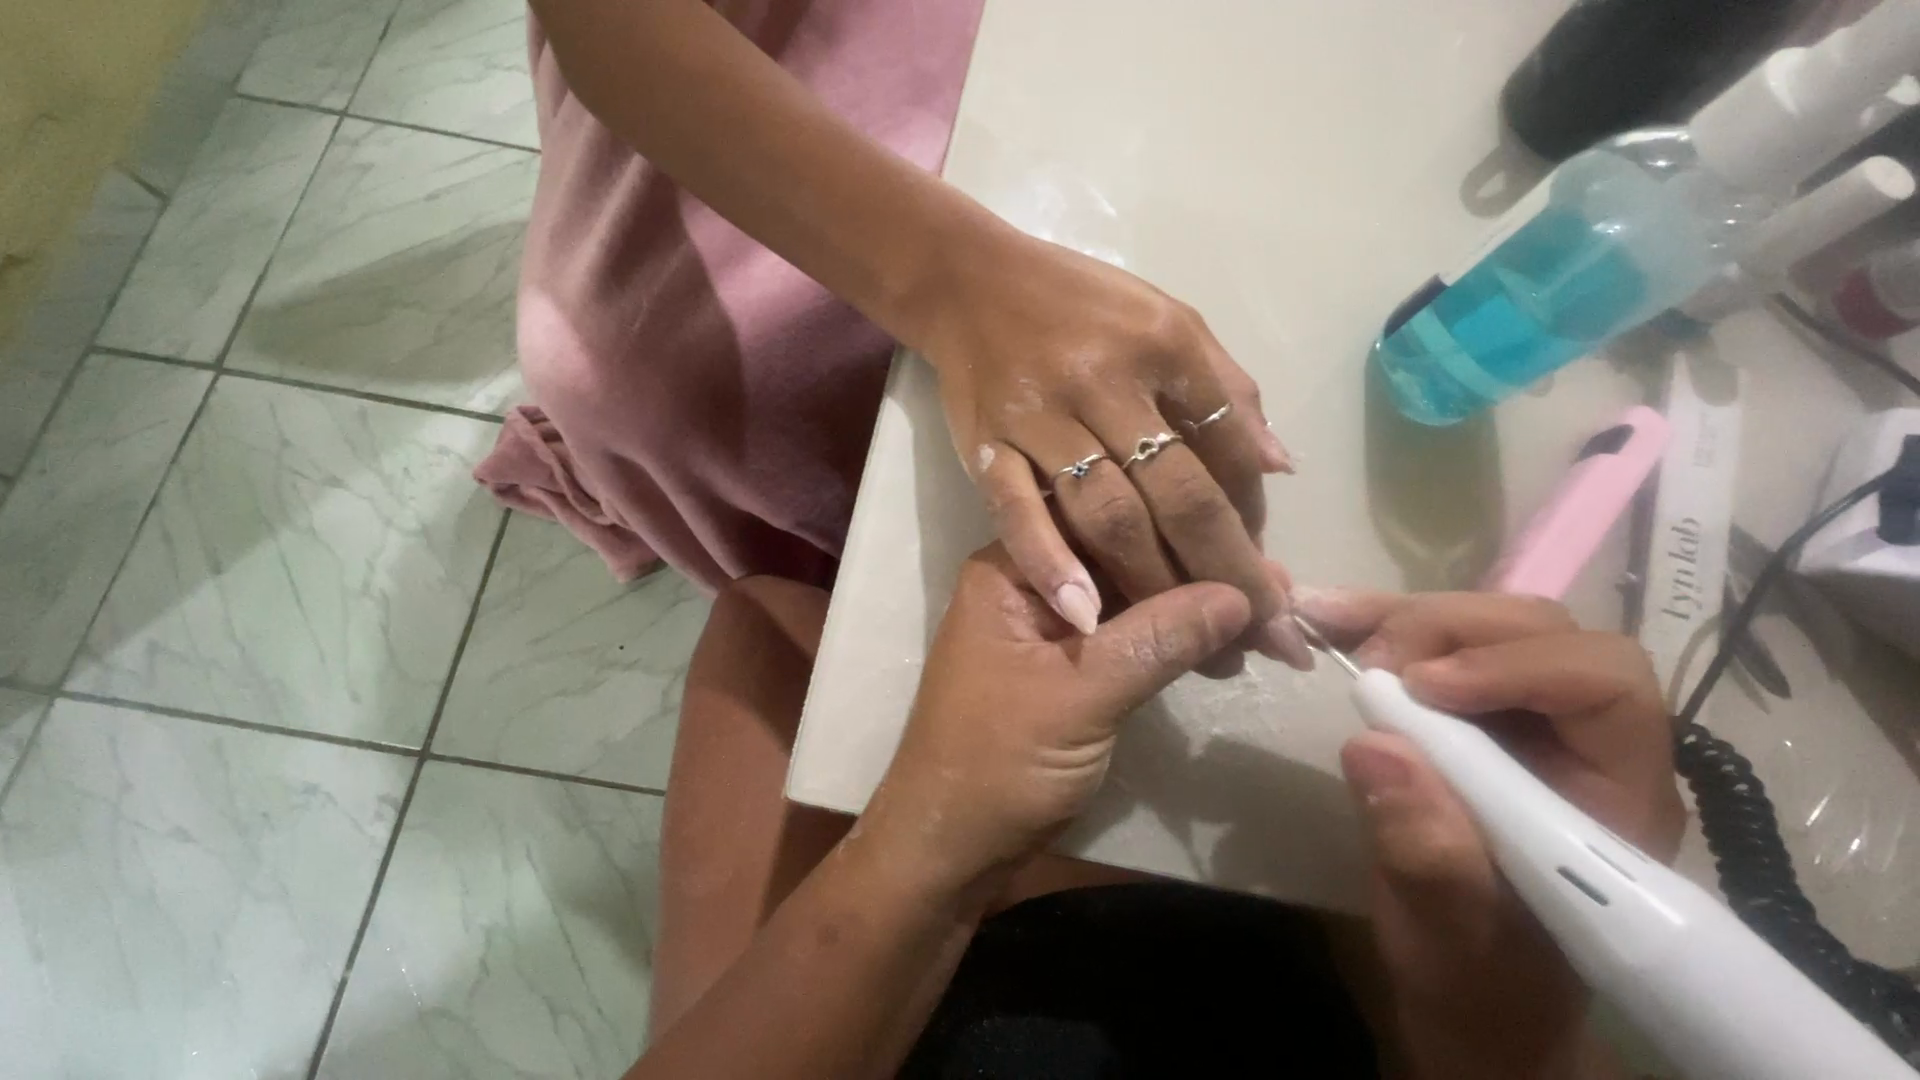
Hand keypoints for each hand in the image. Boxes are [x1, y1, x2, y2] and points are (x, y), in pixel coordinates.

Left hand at [860, 543, 1251, 898]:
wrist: (949, 848)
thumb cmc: (995, 764)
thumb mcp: (1079, 697)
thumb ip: (1157, 640)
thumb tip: (1242, 594)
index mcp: (1012, 566)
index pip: (1102, 517)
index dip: (1178, 526)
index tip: (1254, 546)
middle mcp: (1031, 580)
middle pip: (1123, 554)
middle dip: (1198, 571)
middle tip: (1280, 590)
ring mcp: (1050, 622)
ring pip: (1133, 595)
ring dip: (1195, 607)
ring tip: (1271, 619)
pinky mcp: (1068, 661)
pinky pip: (1129, 633)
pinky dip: (1175, 638)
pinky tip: (1226, 644)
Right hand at [915, 228, 1309, 669]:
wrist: (970, 283)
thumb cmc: (1079, 302)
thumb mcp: (1168, 321)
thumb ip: (1224, 389)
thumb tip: (1276, 466)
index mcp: (1161, 346)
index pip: (1224, 450)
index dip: (1256, 523)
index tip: (1276, 584)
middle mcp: (1102, 382)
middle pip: (1177, 494)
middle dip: (1229, 574)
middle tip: (1266, 643)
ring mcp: (1040, 418)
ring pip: (1106, 514)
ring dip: (1157, 586)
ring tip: (1199, 652)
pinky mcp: (987, 446)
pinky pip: (1017, 511)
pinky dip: (1050, 563)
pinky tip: (1085, 618)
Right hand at [1298, 588, 1685, 1079]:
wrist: (1467, 989)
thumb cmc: (1475, 976)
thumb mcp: (1448, 934)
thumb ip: (1428, 853)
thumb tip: (1374, 747)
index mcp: (1613, 794)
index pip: (1606, 685)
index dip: (1517, 665)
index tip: (1421, 688)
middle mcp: (1581, 739)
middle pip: (1542, 633)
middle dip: (1448, 630)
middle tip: (1366, 661)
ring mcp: (1525, 719)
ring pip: (1488, 625)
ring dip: (1406, 617)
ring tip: (1330, 623)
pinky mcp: (1472, 713)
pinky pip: (1437, 647)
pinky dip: (1380, 627)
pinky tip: (1329, 621)